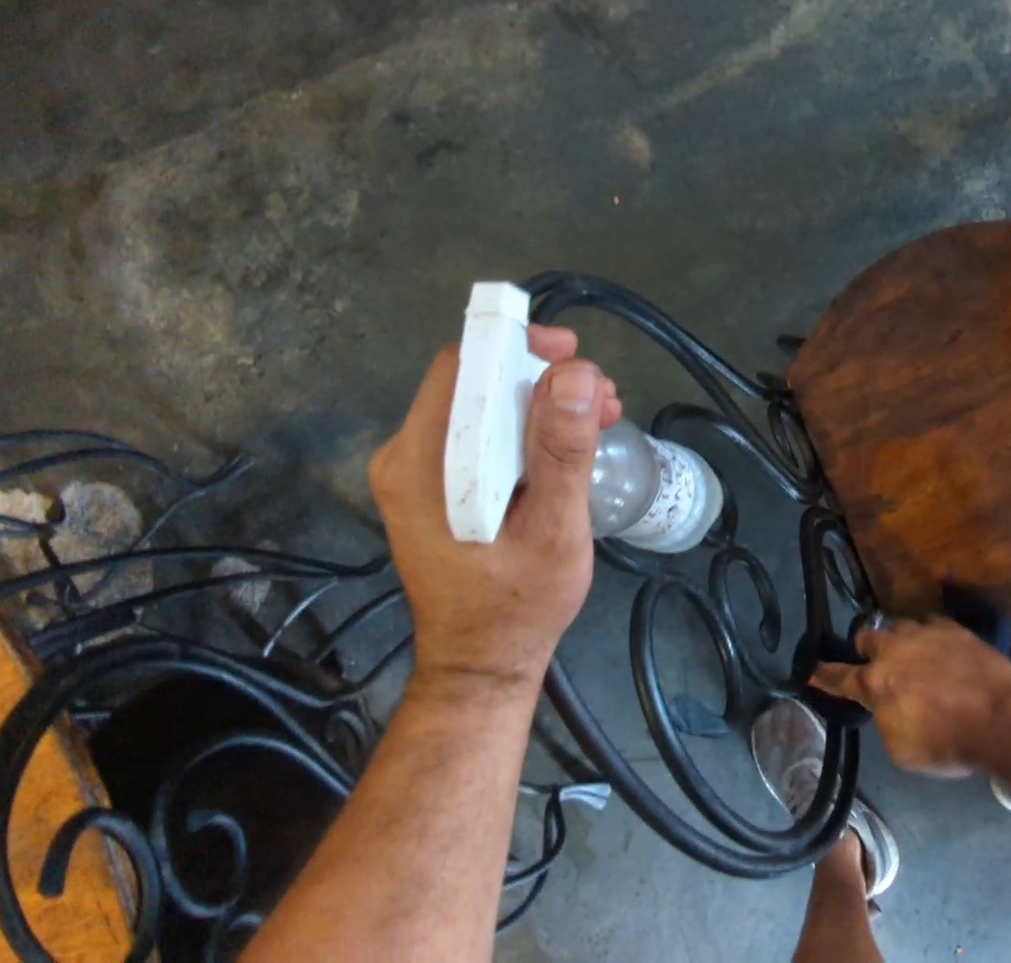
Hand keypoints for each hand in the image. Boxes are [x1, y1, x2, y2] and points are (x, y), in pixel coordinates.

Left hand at [369, 327, 623, 690]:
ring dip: (543, 403)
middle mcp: (407, 458)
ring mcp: (419, 474)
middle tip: (603, 397)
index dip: (517, 345)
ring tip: (600, 416)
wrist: (482, 664)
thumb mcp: (553, 528)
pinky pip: (481, 437)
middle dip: (542, 377)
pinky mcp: (437, 489)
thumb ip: (561, 451)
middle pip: (474, 384)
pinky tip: (572, 442)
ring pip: (482, 408)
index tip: (574, 353)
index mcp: (423, 463)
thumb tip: (574, 373)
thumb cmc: (519, 605)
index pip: (461, 367)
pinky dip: (527, 431)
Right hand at [809, 618, 1010, 775]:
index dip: (822, 675)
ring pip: (900, 626)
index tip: (809, 671)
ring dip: (901, 640)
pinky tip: (943, 651)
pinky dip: (932, 638)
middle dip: (867, 648)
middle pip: (867, 636)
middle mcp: (894, 650)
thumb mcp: (903, 750)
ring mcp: (926, 633)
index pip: (837, 676)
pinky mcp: (955, 629)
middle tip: (878, 664)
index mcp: (876, 683)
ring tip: (914, 656)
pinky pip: (933, 625)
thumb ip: (886, 720)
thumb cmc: (949, 745)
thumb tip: (888, 706)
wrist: (1003, 722)